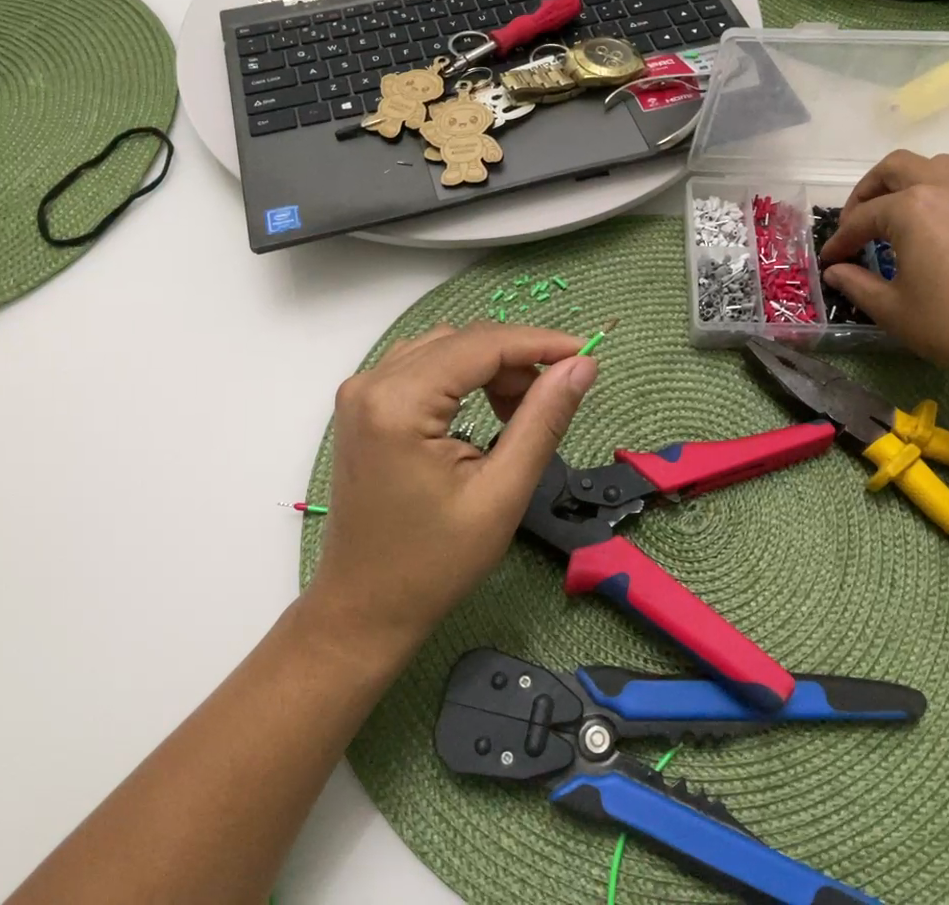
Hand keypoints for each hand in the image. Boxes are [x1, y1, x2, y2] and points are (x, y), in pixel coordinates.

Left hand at [304, 323, 597, 653]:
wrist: (366, 606)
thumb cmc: (434, 562)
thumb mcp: (501, 493)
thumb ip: (543, 420)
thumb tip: (582, 366)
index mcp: (398, 403)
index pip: (481, 345)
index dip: (540, 343)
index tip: (588, 353)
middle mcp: (370, 384)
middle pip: (461, 341)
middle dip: (516, 360)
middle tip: (557, 398)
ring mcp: (360, 394)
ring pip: (443, 351)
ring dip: (490, 369)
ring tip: (522, 414)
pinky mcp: (363, 408)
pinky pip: (422, 370)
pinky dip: (462, 380)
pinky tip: (487, 413)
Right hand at [818, 150, 948, 406]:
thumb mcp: (894, 311)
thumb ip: (857, 283)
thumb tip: (837, 271)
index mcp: (913, 208)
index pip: (863, 217)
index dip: (841, 240)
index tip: (831, 259)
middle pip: (897, 167)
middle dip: (869, 192)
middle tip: (859, 224)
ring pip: (941, 167)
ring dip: (912, 185)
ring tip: (903, 220)